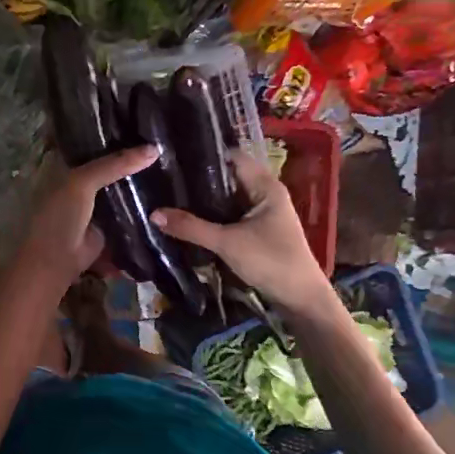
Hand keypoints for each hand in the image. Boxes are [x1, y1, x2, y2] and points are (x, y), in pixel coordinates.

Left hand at [9, 146, 159, 291]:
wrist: (57, 262)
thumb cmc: (61, 216)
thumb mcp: (83, 183)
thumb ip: (115, 164)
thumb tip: (154, 150)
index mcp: (70, 168)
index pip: (98, 146)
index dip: (120, 138)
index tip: (149, 132)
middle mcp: (84, 184)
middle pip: (114, 169)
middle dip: (136, 163)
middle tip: (166, 152)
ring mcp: (98, 207)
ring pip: (124, 191)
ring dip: (143, 187)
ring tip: (171, 173)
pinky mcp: (110, 226)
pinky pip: (129, 213)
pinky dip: (143, 209)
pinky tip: (165, 199)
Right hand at [152, 157, 334, 313]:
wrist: (301, 299)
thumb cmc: (270, 262)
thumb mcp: (227, 243)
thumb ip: (191, 227)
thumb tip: (154, 213)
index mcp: (265, 185)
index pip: (232, 156)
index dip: (205, 154)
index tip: (175, 157)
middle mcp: (265, 193)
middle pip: (228, 177)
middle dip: (200, 179)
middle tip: (166, 177)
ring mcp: (262, 213)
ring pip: (228, 198)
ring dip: (205, 199)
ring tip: (171, 194)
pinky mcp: (258, 230)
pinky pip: (231, 215)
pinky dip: (213, 215)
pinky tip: (190, 218)